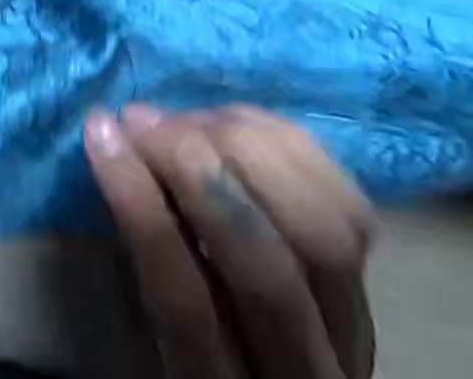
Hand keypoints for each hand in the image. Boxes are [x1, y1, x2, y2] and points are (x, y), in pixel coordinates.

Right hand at [84, 104, 376, 378]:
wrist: (275, 365)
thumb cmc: (188, 335)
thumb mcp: (145, 317)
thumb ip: (140, 246)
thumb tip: (120, 144)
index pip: (182, 301)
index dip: (139, 206)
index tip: (101, 132)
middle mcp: (299, 369)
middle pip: (267, 270)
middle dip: (201, 172)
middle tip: (144, 120)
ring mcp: (349, 327)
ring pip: (324, 234)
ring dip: (247, 150)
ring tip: (188, 117)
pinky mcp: (370, 282)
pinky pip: (349, 205)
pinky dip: (289, 147)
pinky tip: (237, 120)